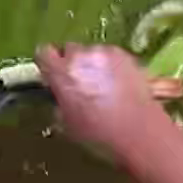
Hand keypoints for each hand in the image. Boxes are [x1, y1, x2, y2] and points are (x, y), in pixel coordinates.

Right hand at [34, 43, 168, 154]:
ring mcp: (105, 52)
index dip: (47, 63)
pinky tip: (118, 83)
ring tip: (103, 85)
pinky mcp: (125, 54)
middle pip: (69, 49)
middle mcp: (82, 56)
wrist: (138, 130)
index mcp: (62, 73)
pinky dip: (110, 65)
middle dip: (71, 63)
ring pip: (91, 52)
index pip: (43, 52)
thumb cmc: (98, 133)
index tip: (52, 74)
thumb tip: (61, 94)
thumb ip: (59, 101)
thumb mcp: (66, 123)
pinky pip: (110, 55)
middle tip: (80, 83)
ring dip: (93, 64)